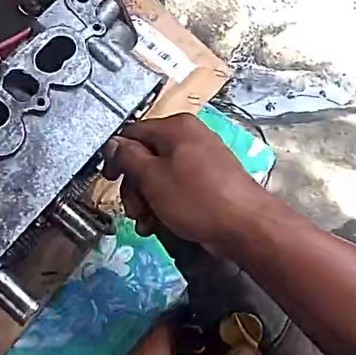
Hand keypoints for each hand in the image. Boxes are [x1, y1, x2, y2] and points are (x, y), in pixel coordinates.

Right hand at [102, 114, 278, 250]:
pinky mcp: (211, 180)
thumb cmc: (198, 199)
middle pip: (146, 156)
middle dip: (135, 186)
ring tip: (147, 222)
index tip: (109, 179)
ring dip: (148, 199)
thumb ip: (128, 158)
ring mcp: (203, 158)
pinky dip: (166, 203)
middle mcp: (191, 136)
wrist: (246, 226)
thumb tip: (113, 144)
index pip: (132, 133)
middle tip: (134, 210)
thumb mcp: (152, 178)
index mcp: (176, 127)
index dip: (116, 157)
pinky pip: (179, 186)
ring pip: (161, 175)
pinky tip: (162, 223)